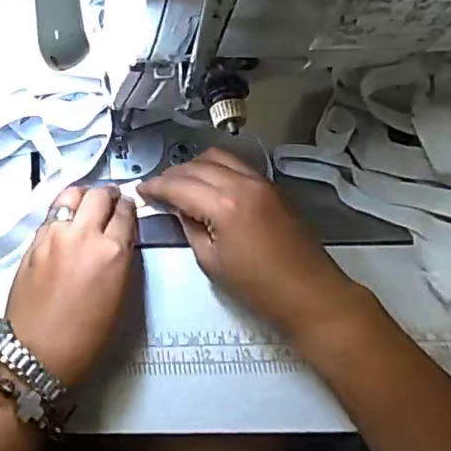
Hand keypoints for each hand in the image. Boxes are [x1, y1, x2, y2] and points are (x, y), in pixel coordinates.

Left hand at [5, 185, 136, 386]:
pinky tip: (65, 222)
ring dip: (83, 196)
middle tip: (110, 201)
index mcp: (113, 251)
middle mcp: (84, 235)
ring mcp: (55, 235)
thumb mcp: (118, 295)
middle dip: (109, 195)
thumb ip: (120, 259)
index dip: (129, 206)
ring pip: (71, 195)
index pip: (126, 212)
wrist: (37, 351)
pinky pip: (52, 213)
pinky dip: (63, 211)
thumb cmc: (86, 335)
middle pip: (99, 194)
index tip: (128, 206)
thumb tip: (118, 239)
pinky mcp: (34, 241)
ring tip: (86, 204)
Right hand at [138, 148, 368, 341]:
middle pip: (198, 165)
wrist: (309, 293)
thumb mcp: (211, 261)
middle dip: (173, 174)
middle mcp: (242, 183)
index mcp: (225, 204)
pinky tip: (208, 186)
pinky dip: (217, 169)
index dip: (156, 186)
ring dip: (196, 167)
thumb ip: (190, 227)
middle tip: (158, 189)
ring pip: (219, 157)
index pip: (180, 185)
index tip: (141, 190)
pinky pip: (237, 166)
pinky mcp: (272, 186)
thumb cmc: (258, 287)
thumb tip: (178, 209)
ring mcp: (261, 181)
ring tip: (182, 185)